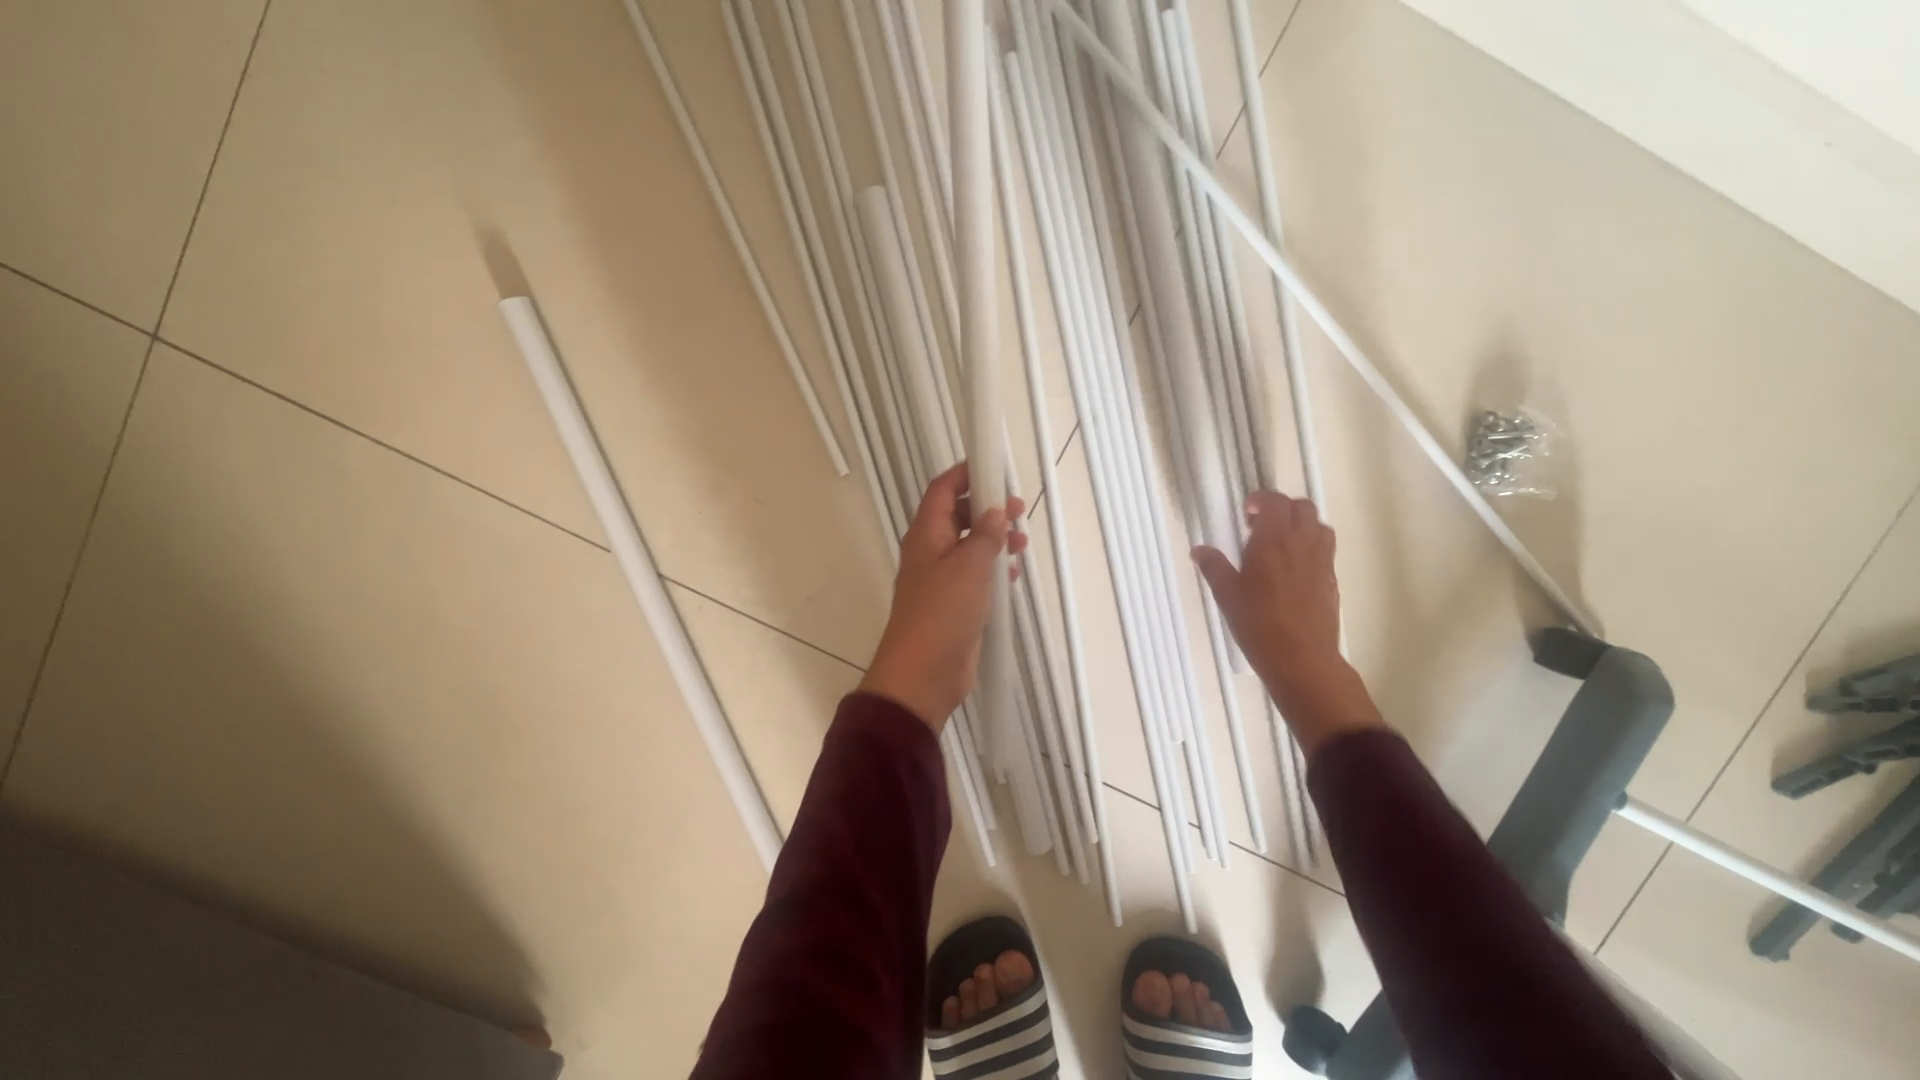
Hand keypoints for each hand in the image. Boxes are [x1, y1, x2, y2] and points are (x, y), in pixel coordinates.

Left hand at [860, 463, 1027, 731]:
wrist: (922, 674)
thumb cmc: (943, 613)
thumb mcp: (970, 566)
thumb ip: (985, 535)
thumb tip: (994, 512)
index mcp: (926, 535)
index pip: (942, 489)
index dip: (966, 473)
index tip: (994, 466)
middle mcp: (930, 552)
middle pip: (957, 516)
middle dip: (987, 508)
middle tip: (1019, 509)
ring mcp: (940, 580)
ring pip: (968, 547)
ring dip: (994, 540)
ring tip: (1022, 543)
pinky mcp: (953, 606)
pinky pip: (974, 577)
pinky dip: (993, 570)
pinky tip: (1012, 575)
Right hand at [1193, 491, 1383, 755]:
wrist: (1301, 658)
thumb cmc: (1258, 624)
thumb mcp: (1227, 595)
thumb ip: (1214, 567)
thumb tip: (1200, 550)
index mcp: (1273, 541)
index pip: (1274, 502)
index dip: (1261, 499)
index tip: (1246, 511)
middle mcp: (1302, 544)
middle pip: (1302, 507)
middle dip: (1282, 508)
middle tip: (1261, 525)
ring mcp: (1321, 561)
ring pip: (1319, 526)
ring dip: (1301, 525)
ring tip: (1281, 543)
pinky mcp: (1331, 580)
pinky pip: (1325, 550)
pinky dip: (1310, 547)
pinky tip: (1293, 569)